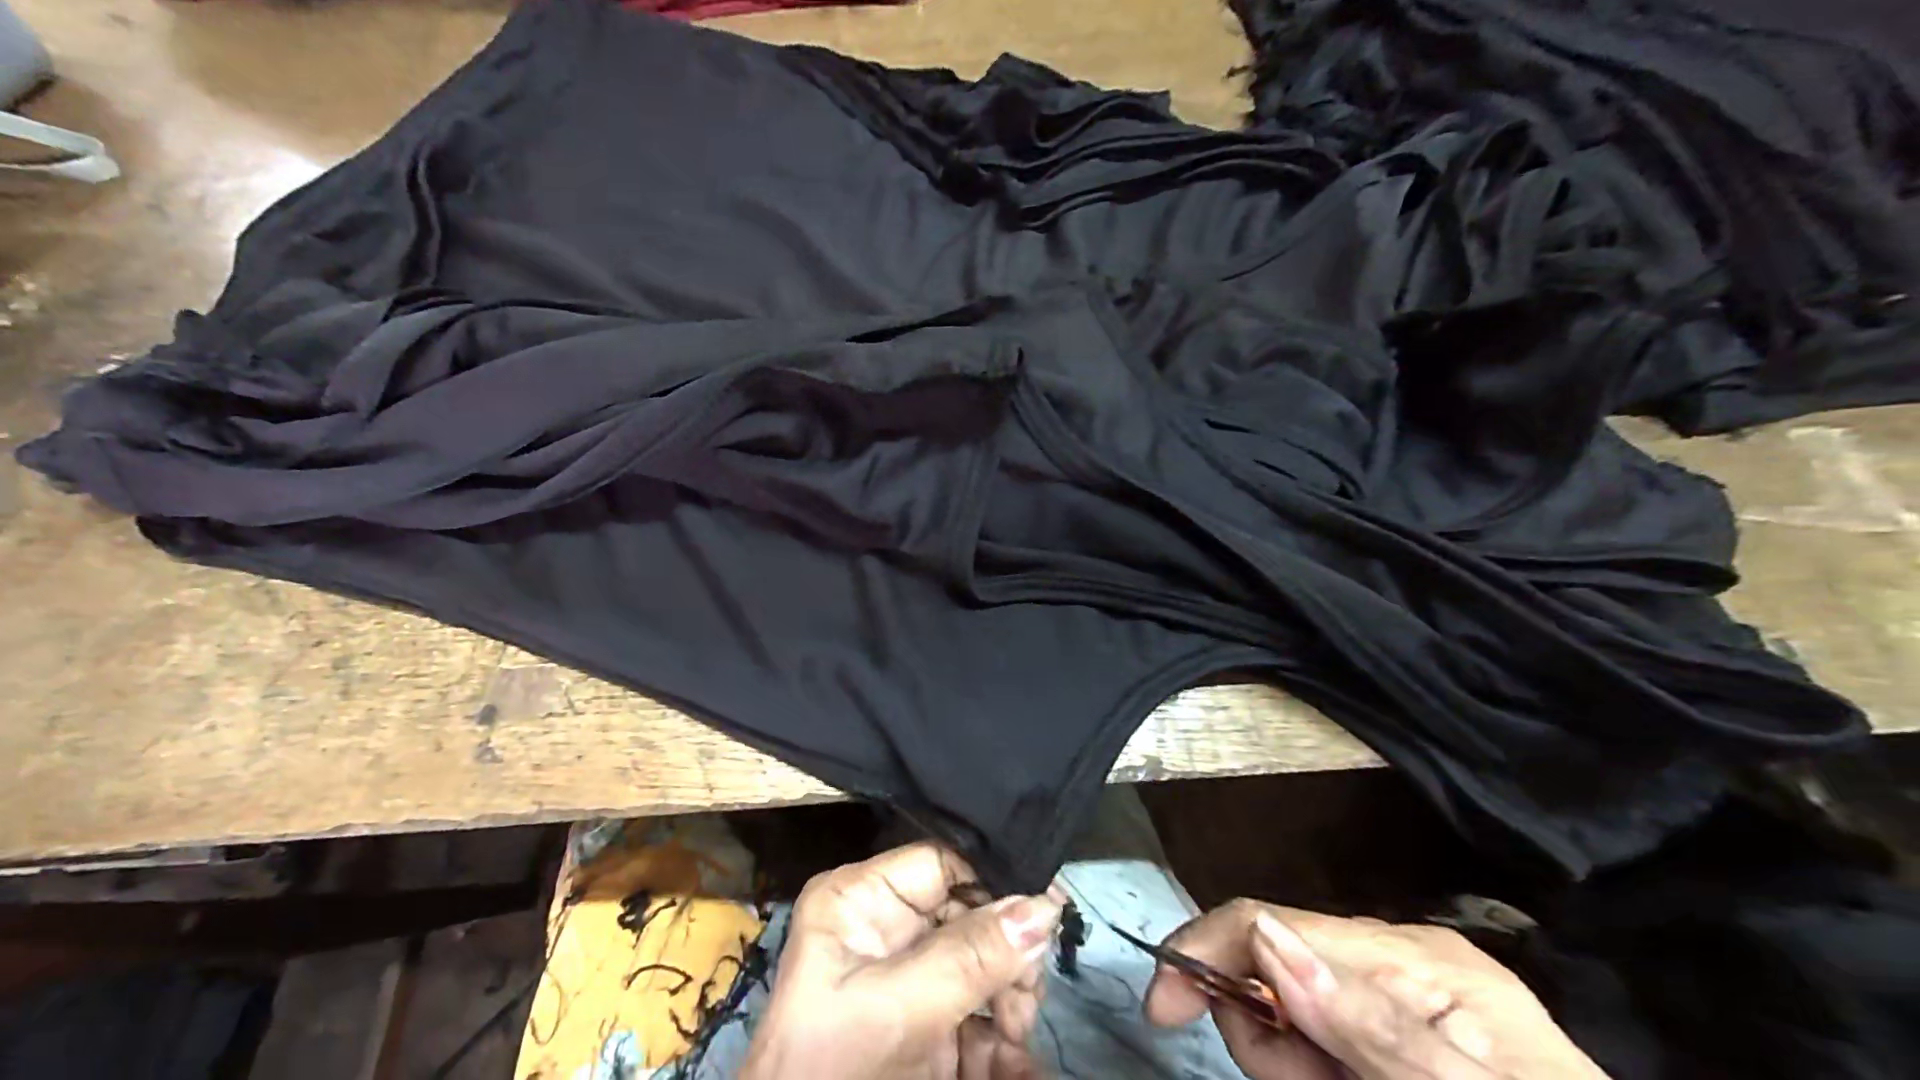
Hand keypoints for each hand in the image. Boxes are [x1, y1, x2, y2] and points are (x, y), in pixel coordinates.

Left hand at [740, 842, 1062, 1079]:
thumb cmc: (830, 1065)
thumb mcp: (899, 1006)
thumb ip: (972, 957)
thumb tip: (1043, 908)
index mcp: (861, 899)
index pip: (941, 864)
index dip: (994, 883)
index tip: (1044, 914)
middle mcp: (885, 927)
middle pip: (969, 914)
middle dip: (1008, 954)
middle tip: (1028, 995)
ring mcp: (906, 976)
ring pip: (982, 963)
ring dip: (1012, 997)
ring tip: (1020, 1034)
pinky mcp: (923, 1023)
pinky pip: (976, 1011)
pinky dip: (1002, 1038)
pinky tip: (1016, 1062)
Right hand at [1144, 900, 1608, 1079]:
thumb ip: (1370, 1025)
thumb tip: (1265, 933)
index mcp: (1416, 960)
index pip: (1278, 923)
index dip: (1206, 953)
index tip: (1160, 1013)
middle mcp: (1400, 963)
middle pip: (1275, 964)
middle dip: (1262, 1030)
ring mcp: (1399, 1002)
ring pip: (1289, 1005)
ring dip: (1286, 1057)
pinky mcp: (1396, 1037)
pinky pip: (1319, 1035)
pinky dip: (1309, 1066)